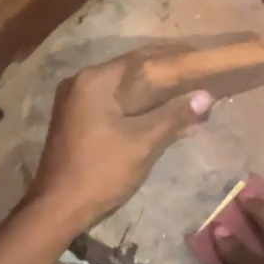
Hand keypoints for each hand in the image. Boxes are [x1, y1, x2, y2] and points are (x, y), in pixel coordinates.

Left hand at [26, 49, 212, 232]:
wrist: (57, 208)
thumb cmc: (100, 171)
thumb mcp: (142, 143)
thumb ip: (173, 116)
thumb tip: (206, 95)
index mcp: (94, 81)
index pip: (141, 57)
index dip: (173, 55)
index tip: (199, 56)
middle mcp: (81, 82)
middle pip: (130, 70)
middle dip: (164, 73)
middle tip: (196, 74)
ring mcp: (75, 101)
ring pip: (121, 88)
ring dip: (151, 91)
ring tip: (184, 92)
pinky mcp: (76, 119)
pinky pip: (112, 102)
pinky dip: (135, 105)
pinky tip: (159, 112)